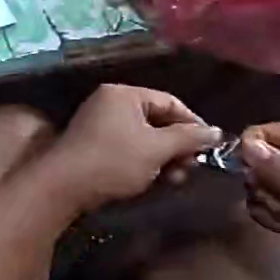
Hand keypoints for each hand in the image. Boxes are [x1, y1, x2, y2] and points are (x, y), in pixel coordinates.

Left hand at [41, 85, 221, 210]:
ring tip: (175, 178)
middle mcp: (110, 102)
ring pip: (144, 136)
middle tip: (191, 168)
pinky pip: (128, 146)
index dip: (194, 124)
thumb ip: (188, 138)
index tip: (210, 148)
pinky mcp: (94, 144)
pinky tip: (154, 179)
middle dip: (178, 145)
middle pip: (157, 119)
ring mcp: (99, 123)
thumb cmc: (114, 161)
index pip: (170, 102)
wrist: (64, 185)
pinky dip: (144, 161)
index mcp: (123, 94)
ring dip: (163, 157)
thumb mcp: (156, 148)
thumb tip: (215, 132)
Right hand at [239, 122, 279, 279]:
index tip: (237, 151)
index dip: (264, 137)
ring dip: (264, 195)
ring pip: (273, 183)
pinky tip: (275, 226)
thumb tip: (246, 142)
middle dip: (263, 172)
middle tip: (259, 191)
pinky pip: (276, 206)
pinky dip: (269, 212)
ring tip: (274, 214)